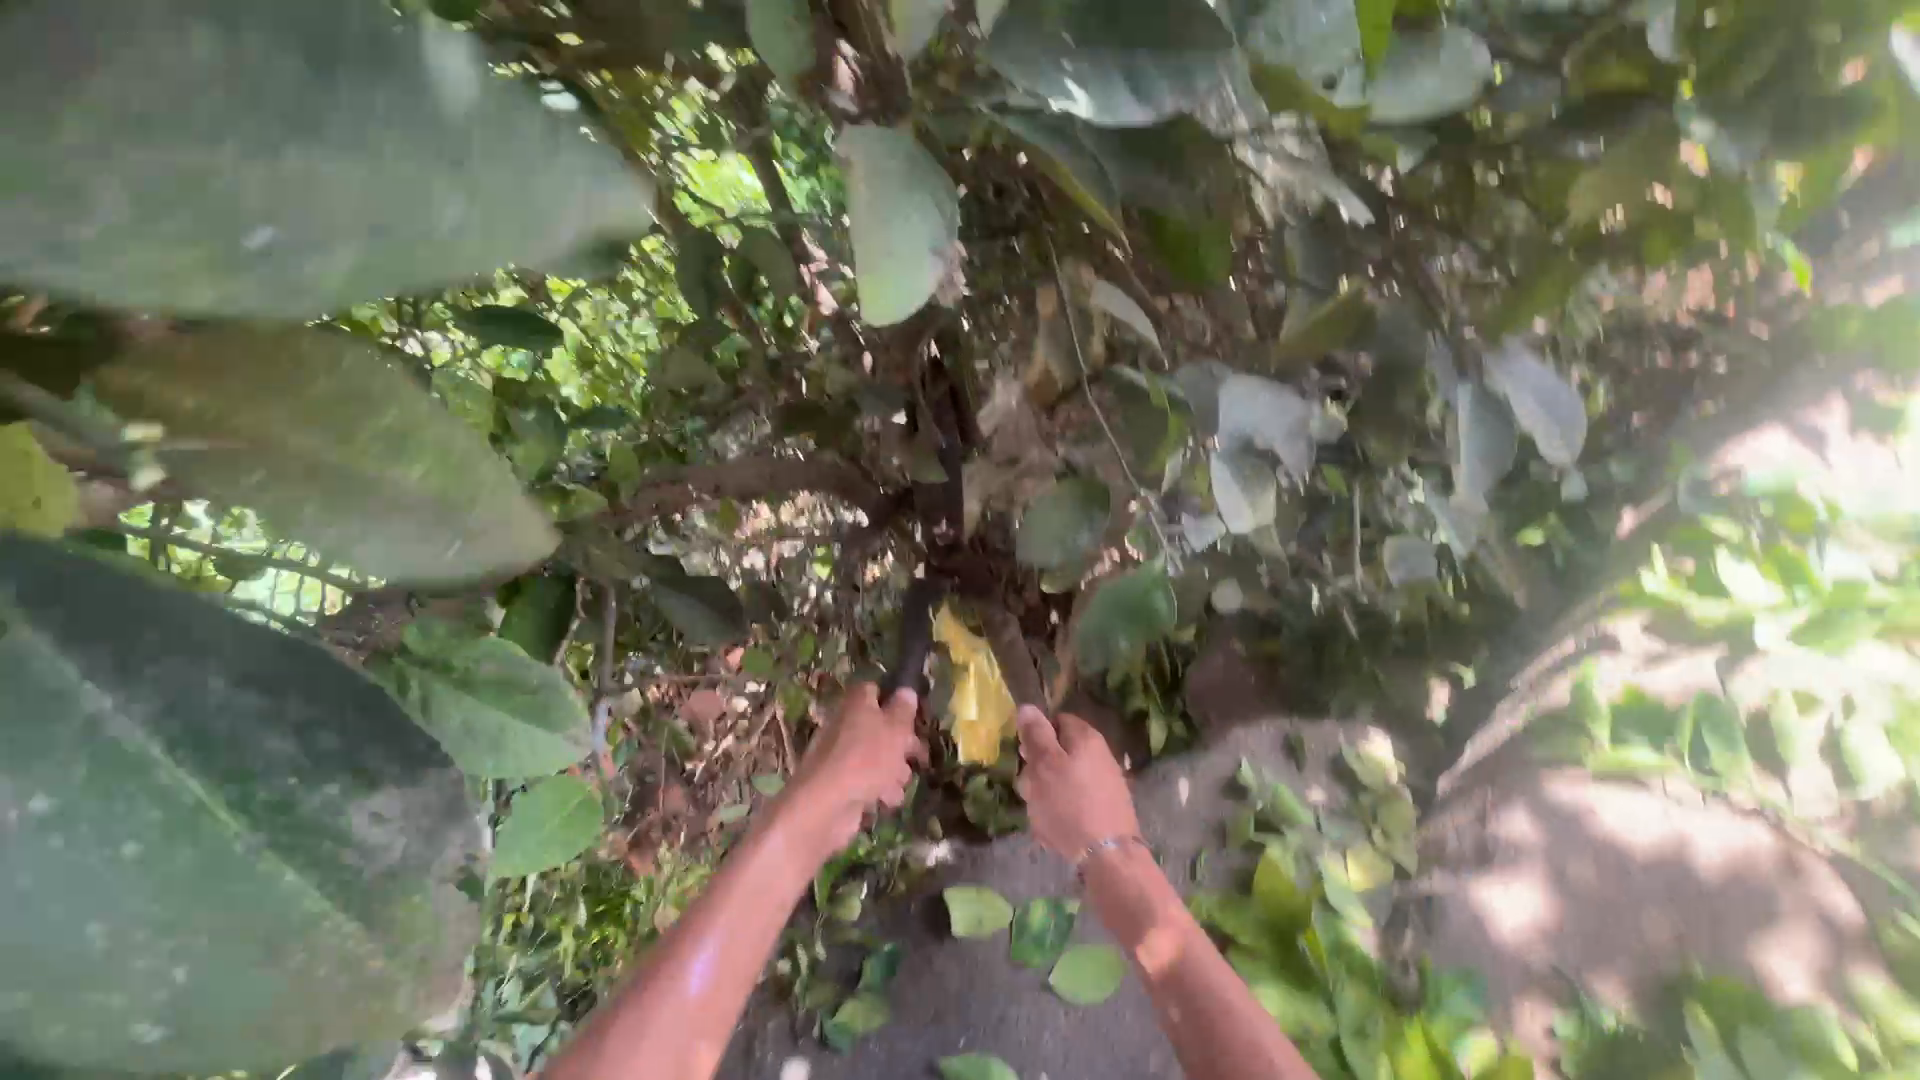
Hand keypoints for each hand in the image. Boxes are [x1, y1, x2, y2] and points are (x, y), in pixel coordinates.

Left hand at [784, 683, 925, 853]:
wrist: (826, 804)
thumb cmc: (866, 758)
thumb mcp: (895, 729)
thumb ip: (903, 709)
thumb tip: (906, 690)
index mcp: (856, 703)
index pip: (875, 690)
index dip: (895, 700)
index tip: (914, 716)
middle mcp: (845, 724)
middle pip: (878, 726)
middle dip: (901, 742)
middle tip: (919, 755)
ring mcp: (840, 755)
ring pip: (874, 755)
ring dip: (893, 769)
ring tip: (902, 781)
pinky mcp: (839, 782)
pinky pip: (865, 779)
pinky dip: (878, 788)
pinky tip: (888, 800)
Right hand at [1014, 705, 1140, 862]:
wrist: (1108, 856)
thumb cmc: (1069, 804)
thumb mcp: (1045, 765)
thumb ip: (1036, 734)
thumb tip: (1028, 707)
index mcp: (1086, 737)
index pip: (1057, 721)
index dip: (1036, 736)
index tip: (1024, 756)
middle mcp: (1100, 755)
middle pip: (1059, 753)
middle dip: (1038, 772)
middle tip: (1029, 791)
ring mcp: (1106, 783)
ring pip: (1064, 781)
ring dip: (1046, 796)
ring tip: (1041, 816)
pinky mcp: (1107, 809)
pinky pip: (1075, 804)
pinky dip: (1062, 814)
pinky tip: (1055, 831)